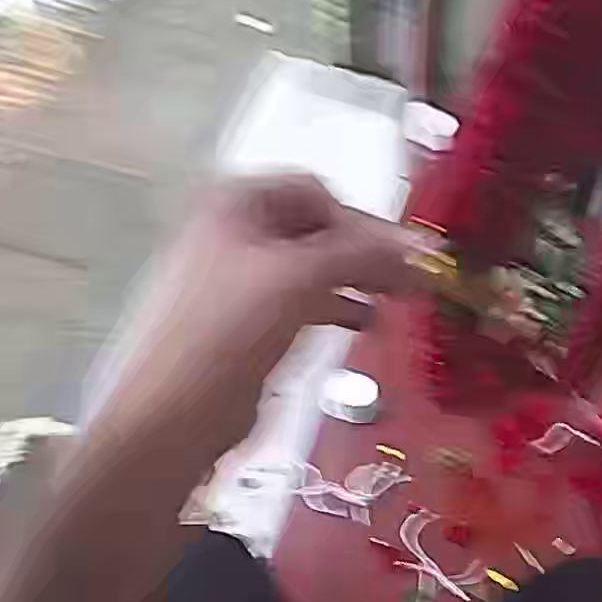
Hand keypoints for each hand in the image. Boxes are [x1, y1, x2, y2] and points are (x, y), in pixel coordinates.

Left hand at [86, 176, 414, 467]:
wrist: (181, 408)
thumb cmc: (228, 332)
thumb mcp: (299, 279)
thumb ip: (362, 256)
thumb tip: (420, 248)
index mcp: (238, 205)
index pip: (316, 193)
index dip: (359, 221)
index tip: (396, 256)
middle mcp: (241, 234)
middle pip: (320, 230)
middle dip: (366, 253)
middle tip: (409, 279)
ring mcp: (247, 279)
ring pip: (318, 267)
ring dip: (359, 280)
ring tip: (398, 299)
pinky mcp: (257, 321)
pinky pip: (309, 301)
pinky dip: (341, 307)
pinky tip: (367, 322)